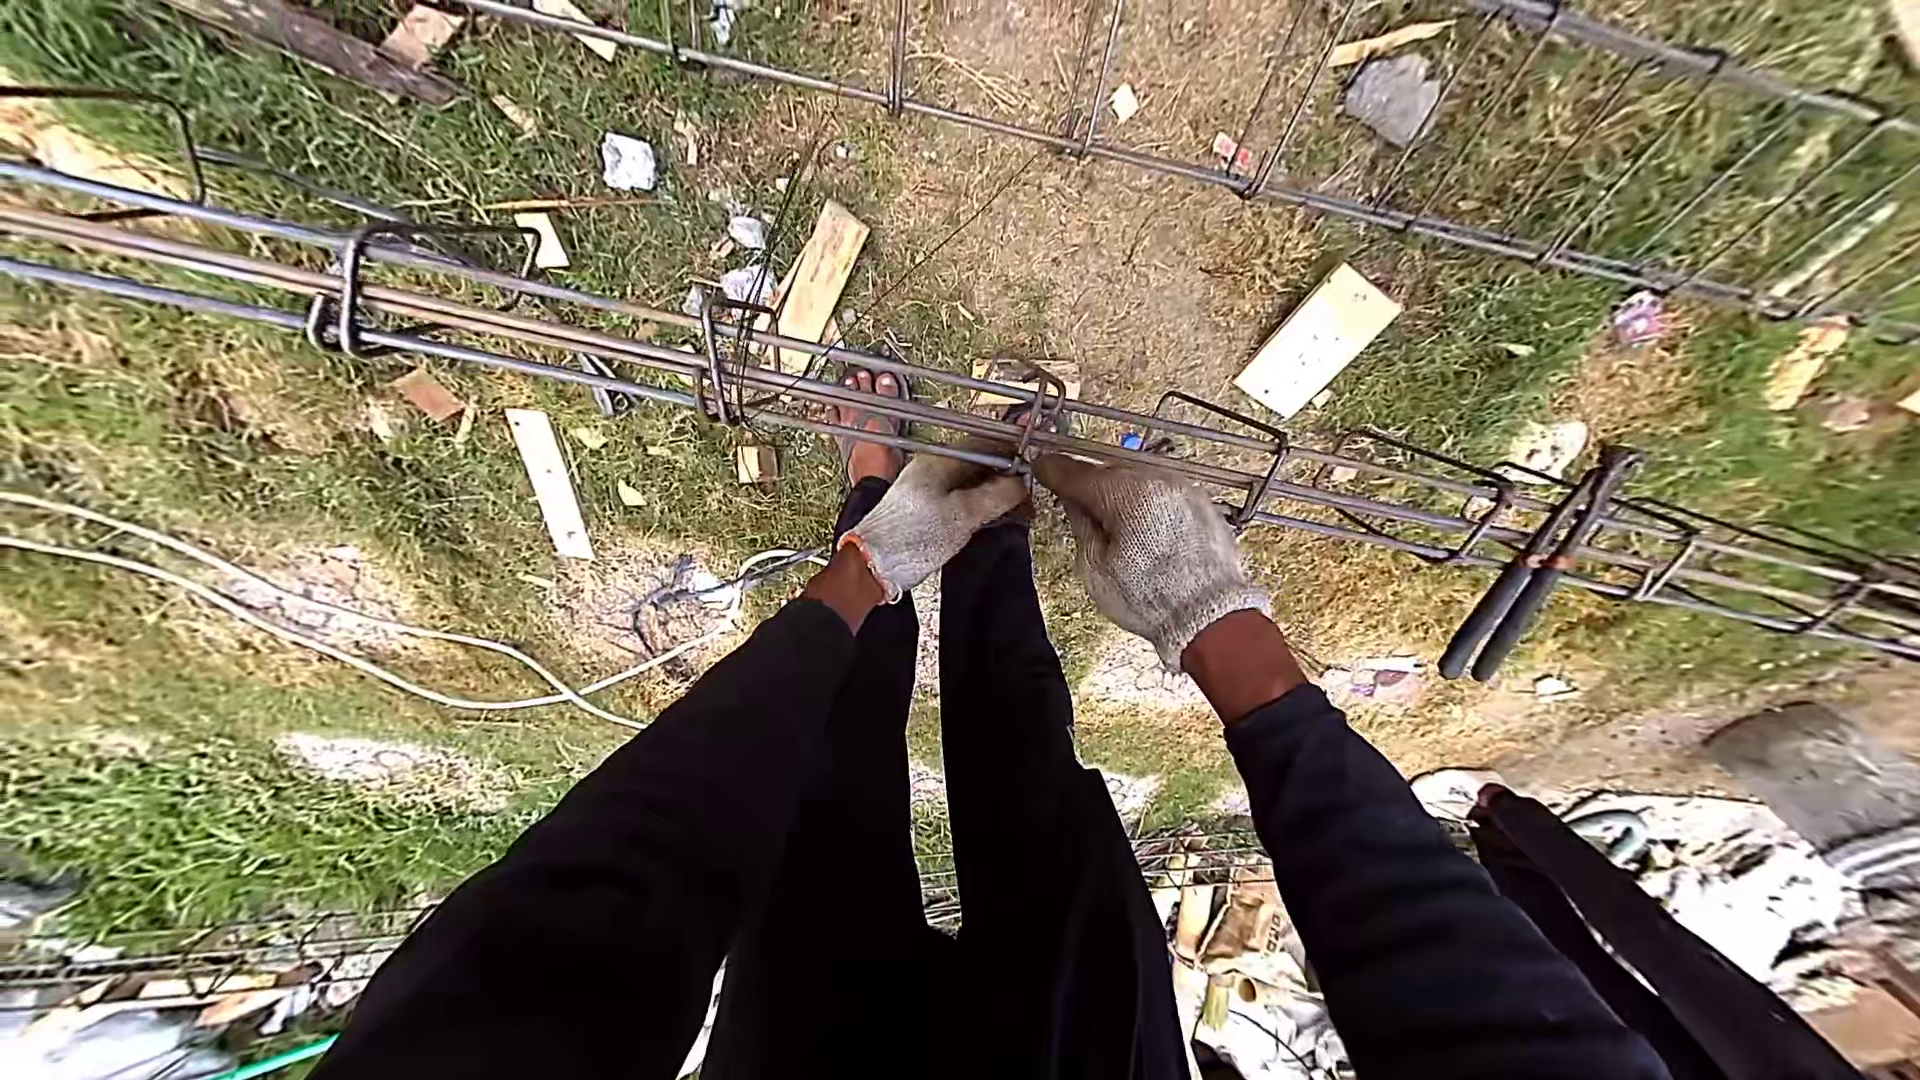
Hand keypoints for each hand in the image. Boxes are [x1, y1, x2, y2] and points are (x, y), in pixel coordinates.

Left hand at [840, 452, 1026, 601]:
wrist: (874, 565)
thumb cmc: (912, 538)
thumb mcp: (964, 515)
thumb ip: (996, 495)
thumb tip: (1021, 483)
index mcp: (940, 460)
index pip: (985, 443)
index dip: (1012, 453)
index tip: (1032, 468)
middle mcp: (932, 467)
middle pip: (979, 463)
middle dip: (1006, 477)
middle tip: (1026, 498)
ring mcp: (927, 487)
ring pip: (971, 482)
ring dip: (994, 494)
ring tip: (1015, 512)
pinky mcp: (925, 507)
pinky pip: (960, 498)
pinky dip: (979, 505)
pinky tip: (991, 520)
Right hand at [1033, 454, 1270, 670]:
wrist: (1211, 616)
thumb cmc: (1149, 599)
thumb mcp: (1095, 568)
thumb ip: (1081, 525)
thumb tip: (1073, 501)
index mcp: (1126, 496)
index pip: (1079, 474)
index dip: (1055, 471)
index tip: (1041, 467)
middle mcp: (1156, 482)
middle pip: (1109, 472)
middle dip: (1088, 482)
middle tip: (1070, 496)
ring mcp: (1182, 489)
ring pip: (1136, 478)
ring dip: (1117, 491)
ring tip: (1107, 516)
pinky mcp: (1199, 501)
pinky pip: (1160, 491)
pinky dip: (1143, 500)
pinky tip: (1138, 523)